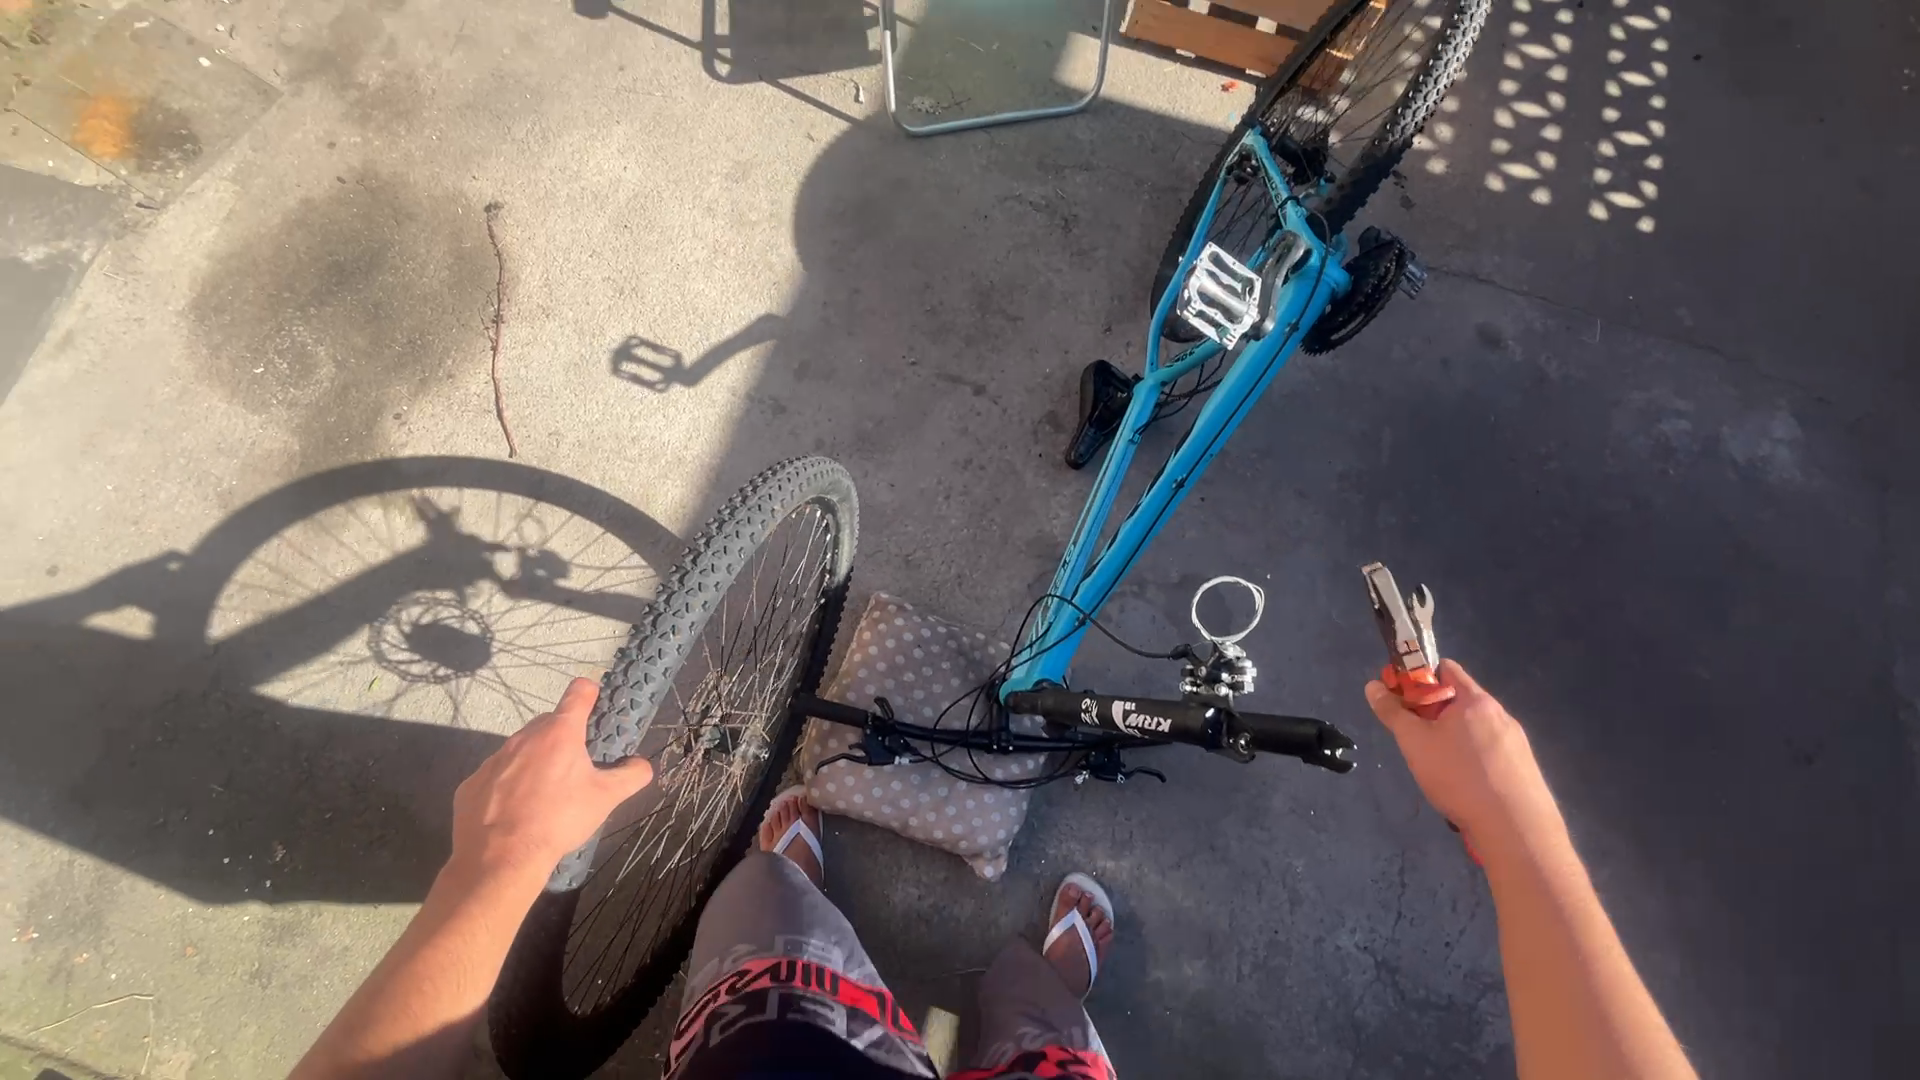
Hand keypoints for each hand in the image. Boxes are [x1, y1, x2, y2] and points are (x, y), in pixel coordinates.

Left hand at [450, 678, 653, 879]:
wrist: (499, 860)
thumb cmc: (558, 820)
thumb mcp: (606, 798)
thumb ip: (631, 776)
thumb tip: (642, 765)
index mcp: (560, 733)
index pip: (578, 693)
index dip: (589, 693)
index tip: (595, 704)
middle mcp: (524, 738)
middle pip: (548, 723)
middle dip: (563, 736)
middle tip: (575, 766)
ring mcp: (493, 761)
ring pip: (520, 749)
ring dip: (534, 761)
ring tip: (544, 794)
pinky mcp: (470, 785)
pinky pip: (495, 776)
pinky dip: (507, 785)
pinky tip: (514, 812)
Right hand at [1365, 660, 1561, 857]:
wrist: (1516, 830)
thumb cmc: (1458, 776)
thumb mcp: (1414, 742)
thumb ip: (1392, 711)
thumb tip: (1373, 685)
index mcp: (1475, 701)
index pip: (1445, 669)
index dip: (1417, 677)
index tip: (1400, 698)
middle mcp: (1500, 715)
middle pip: (1458, 699)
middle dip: (1430, 711)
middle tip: (1412, 734)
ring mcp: (1516, 742)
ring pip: (1473, 727)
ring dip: (1450, 735)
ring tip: (1435, 764)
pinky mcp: (1524, 768)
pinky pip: (1488, 751)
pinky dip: (1469, 757)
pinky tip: (1462, 783)